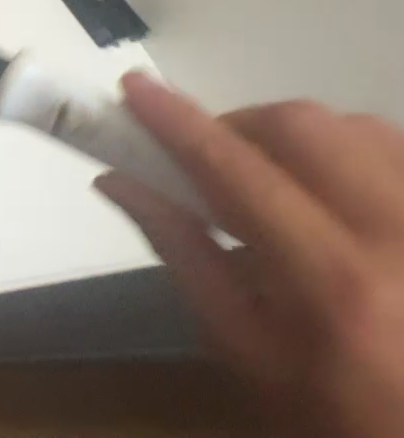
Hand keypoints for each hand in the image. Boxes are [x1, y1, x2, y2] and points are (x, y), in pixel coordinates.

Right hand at [98, 73, 403, 437]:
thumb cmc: (332, 407)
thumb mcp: (240, 344)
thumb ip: (179, 251)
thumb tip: (116, 179)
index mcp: (329, 278)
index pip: (231, 168)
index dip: (175, 120)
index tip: (132, 86)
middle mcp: (400, 240)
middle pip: (306, 127)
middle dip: (240, 126)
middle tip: (211, 159)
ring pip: (365, 131)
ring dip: (303, 140)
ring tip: (281, 182)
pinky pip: (402, 158)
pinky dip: (358, 159)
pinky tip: (341, 200)